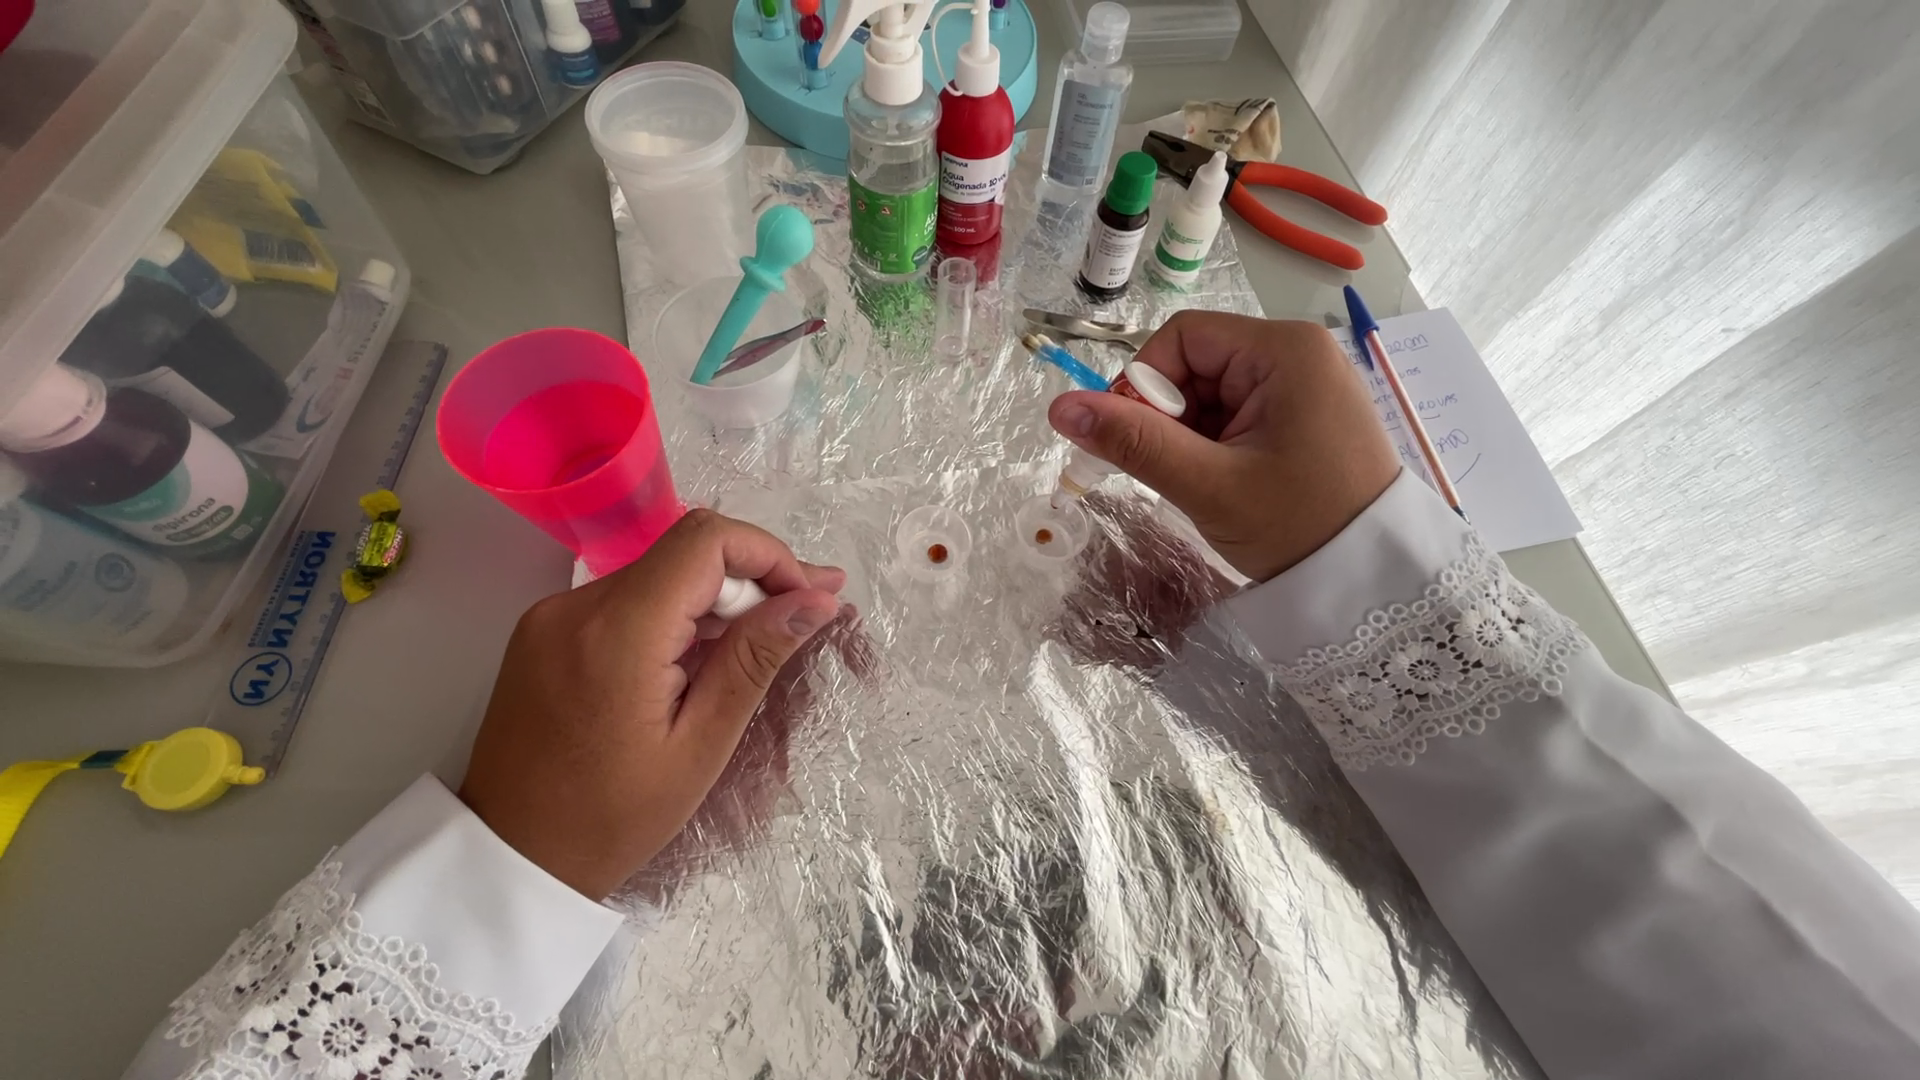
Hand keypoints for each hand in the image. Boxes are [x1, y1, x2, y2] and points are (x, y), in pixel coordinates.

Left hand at [459, 510, 845, 899]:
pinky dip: (679, 611)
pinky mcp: (547, 629)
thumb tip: (819, 598)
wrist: (508, 859)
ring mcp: (554, 613)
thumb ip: (756, 657)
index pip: (706, 540)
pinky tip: (704, 653)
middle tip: (806, 614)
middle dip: (753, 576)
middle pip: (686, 550)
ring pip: (662, 571)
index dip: (768, 555)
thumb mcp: (702, 744)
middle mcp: (577, 604)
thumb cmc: (613, 817)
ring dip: (718, 596)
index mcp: (618, 631)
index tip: (804, 601)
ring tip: (764, 638)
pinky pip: (631, 596)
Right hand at [1047, 312, 1398, 582]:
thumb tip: (1059, 408)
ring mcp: (1303, 388)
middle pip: (1194, 366)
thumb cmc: (1298, 526)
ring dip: (1186, 438)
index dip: (1142, 384)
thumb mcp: (1207, 484)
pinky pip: (1235, 417)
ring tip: (1202, 486)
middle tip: (1170, 473)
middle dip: (1166, 417)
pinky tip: (1220, 484)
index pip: (1181, 338)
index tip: (1132, 441)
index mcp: (1282, 349)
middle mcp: (1296, 355)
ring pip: (1210, 396)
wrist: (1375, 581)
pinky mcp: (1303, 419)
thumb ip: (1132, 441)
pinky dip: (1212, 448)